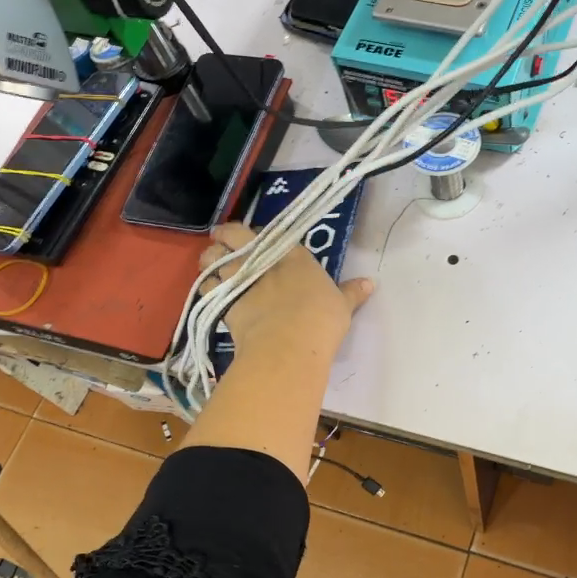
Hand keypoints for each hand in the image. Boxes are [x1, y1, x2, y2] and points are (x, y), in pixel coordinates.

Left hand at [200, 223, 372, 359]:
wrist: (289, 344)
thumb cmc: (321, 320)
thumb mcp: (343, 305)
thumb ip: (352, 292)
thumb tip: (371, 283)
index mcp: (293, 254)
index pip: (269, 234)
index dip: (258, 235)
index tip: (255, 240)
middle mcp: (263, 258)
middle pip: (234, 235)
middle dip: (225, 235)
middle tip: (221, 238)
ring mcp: (240, 277)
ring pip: (213, 257)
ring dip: (209, 258)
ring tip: (210, 262)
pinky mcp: (223, 299)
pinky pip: (207, 285)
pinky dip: (205, 285)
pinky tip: (208, 289)